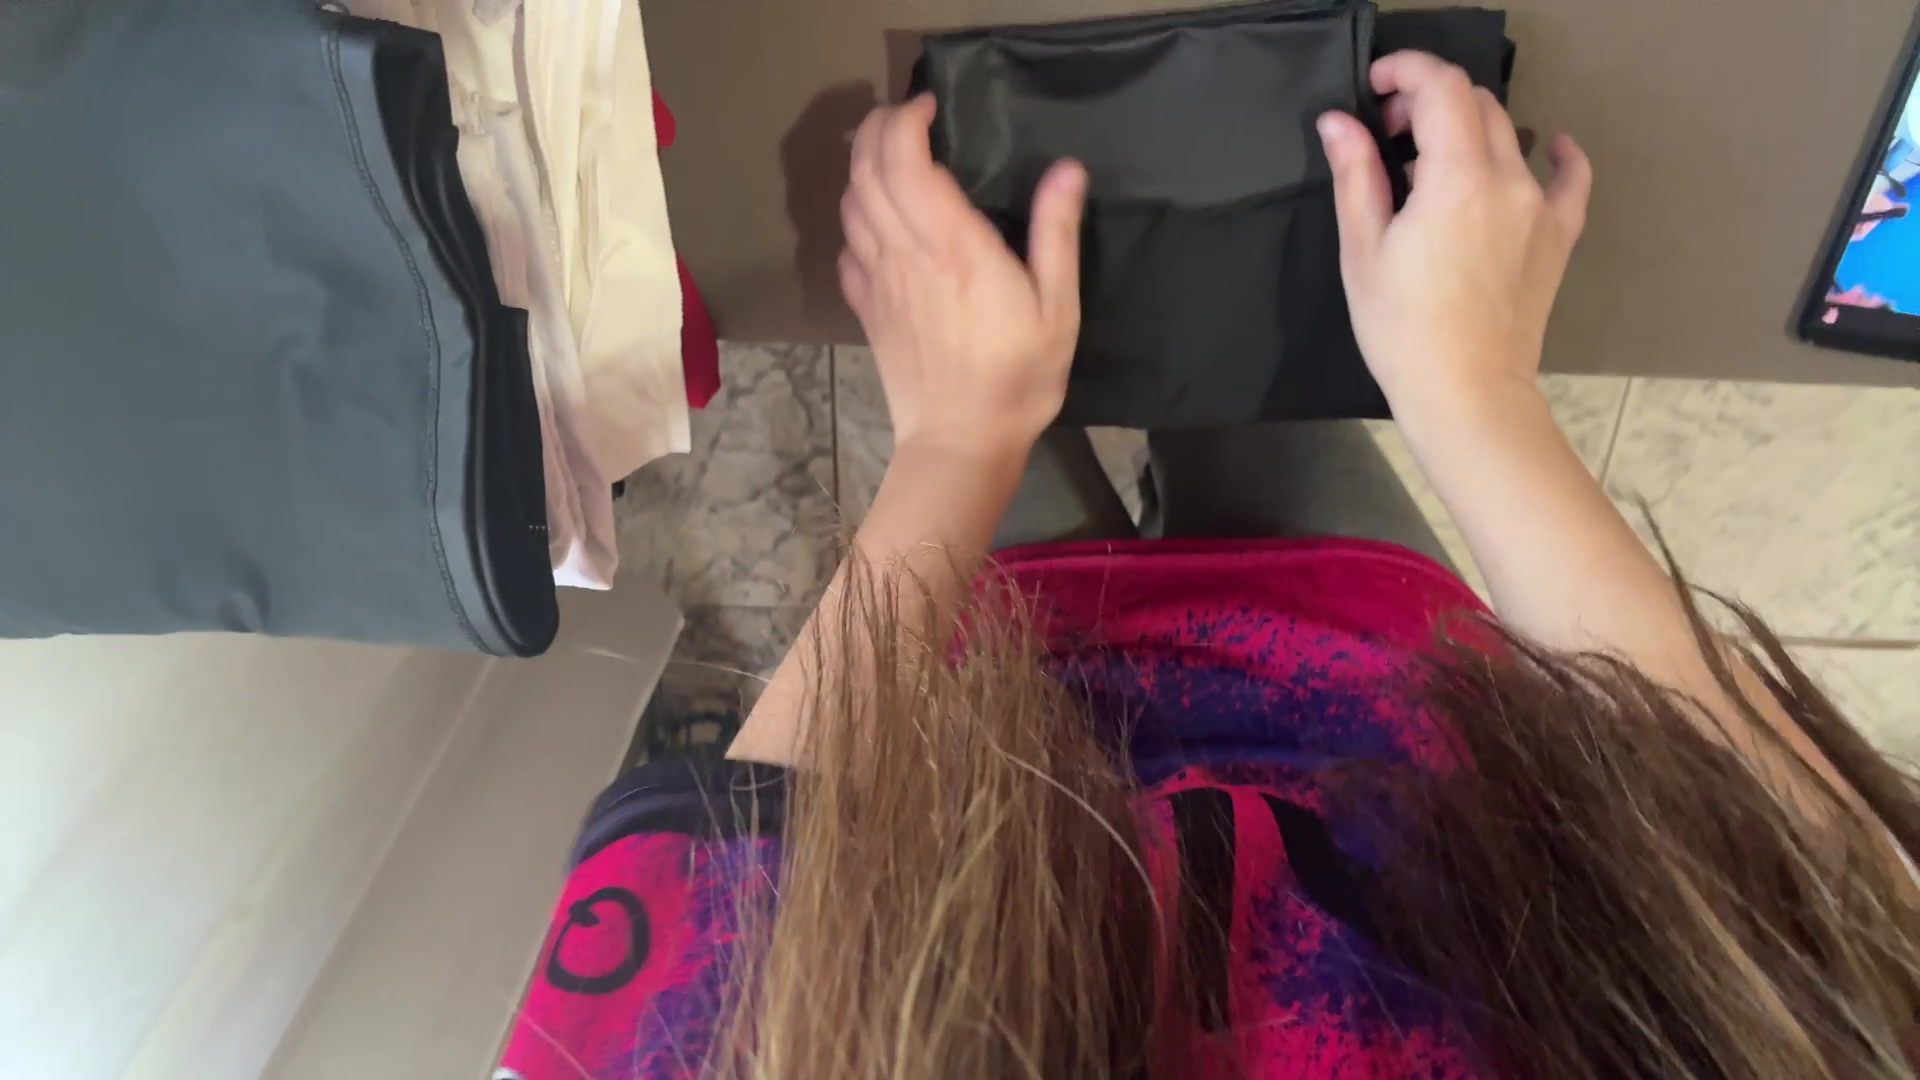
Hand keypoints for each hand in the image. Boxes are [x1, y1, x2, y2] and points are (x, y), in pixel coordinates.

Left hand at [840, 95, 1087, 460]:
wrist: (961, 443)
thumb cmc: (1017, 381)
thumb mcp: (1057, 312)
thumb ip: (1056, 237)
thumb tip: (1066, 171)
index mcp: (954, 249)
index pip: (905, 160)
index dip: (906, 120)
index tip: (930, 109)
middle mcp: (905, 256)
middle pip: (866, 171)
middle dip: (877, 131)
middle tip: (906, 123)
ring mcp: (879, 285)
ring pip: (850, 206)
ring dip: (862, 171)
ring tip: (892, 163)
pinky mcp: (867, 312)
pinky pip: (845, 250)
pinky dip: (854, 223)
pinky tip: (877, 227)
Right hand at [1317, 51, 1591, 416]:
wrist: (1463, 387)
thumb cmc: (1398, 327)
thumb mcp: (1362, 253)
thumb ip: (1356, 178)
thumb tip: (1338, 121)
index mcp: (1456, 178)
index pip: (1441, 89)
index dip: (1407, 71)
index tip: (1374, 84)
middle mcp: (1510, 176)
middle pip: (1476, 104)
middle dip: (1429, 102)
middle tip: (1387, 135)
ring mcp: (1543, 202)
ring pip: (1512, 133)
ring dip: (1469, 128)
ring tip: (1432, 162)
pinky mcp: (1560, 231)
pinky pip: (1569, 173)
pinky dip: (1552, 150)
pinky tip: (1546, 145)